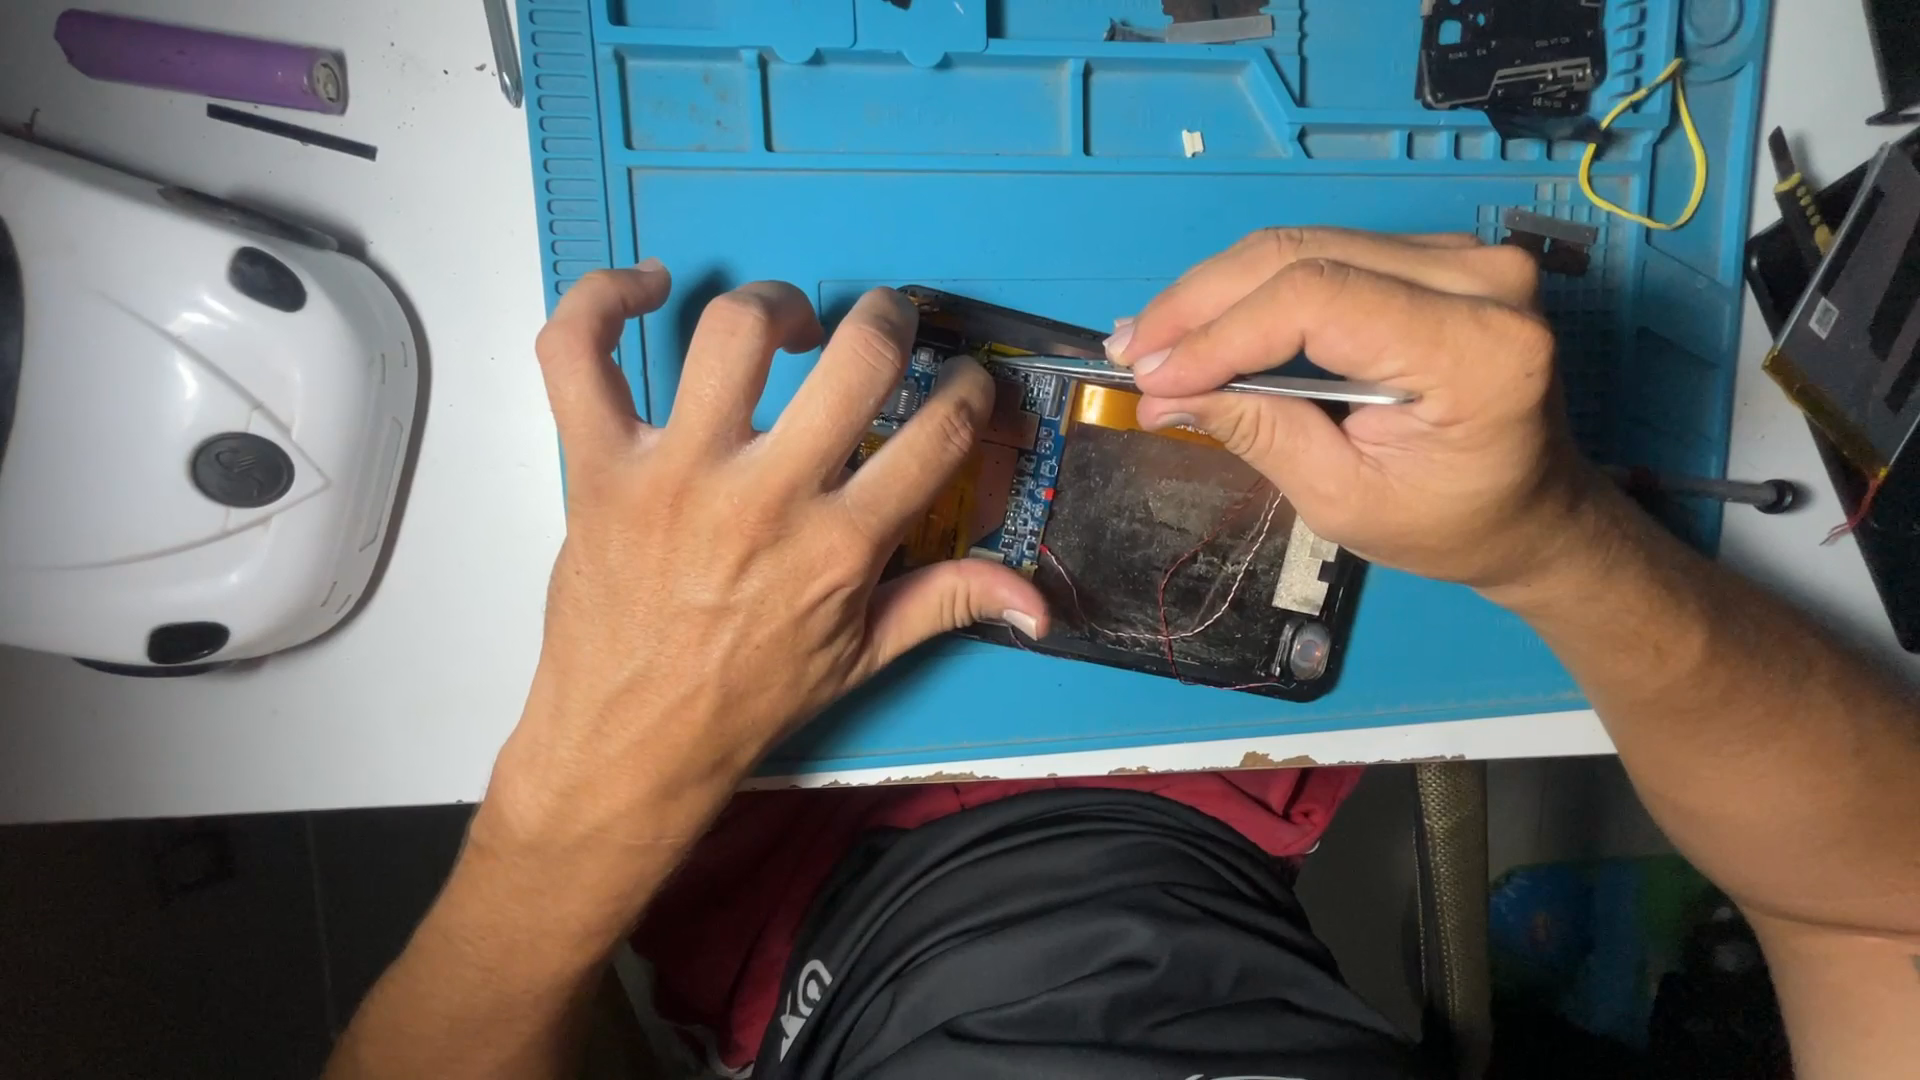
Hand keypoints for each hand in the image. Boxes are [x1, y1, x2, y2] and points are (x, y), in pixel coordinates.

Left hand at [478, 265, 1047, 922]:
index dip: (967, 392)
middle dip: (889, 320)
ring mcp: (674, 473)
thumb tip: (1041, 603)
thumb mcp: (863, 657)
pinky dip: (604, 299)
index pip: (937, 434)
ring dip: (776, 305)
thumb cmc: (753, 702)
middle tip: (886, 325)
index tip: (962, 385)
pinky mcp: (597, 466)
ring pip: (732, 333)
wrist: (630, 744)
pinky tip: (648, 289)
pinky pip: (578, 352)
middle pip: (854, 358)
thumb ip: (949, 604)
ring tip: (788, 325)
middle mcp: (765, 496)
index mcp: (841, 545)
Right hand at [1107, 228, 1603, 589]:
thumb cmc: (1445, 523)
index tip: (1149, 377)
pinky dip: (1245, 291)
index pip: (1316, 301)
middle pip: (1300, 253)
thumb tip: (1161, 394)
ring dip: (1210, 293)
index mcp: (1474, 352)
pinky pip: (1315, 255)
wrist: (1529, 509)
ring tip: (1148, 339)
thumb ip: (1258, 434)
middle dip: (1197, 303)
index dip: (1218, 335)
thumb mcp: (1341, 499)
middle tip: (1128, 348)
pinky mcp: (1428, 261)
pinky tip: (1199, 324)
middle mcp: (1478, 281)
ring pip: (1298, 244)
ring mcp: (1458, 259)